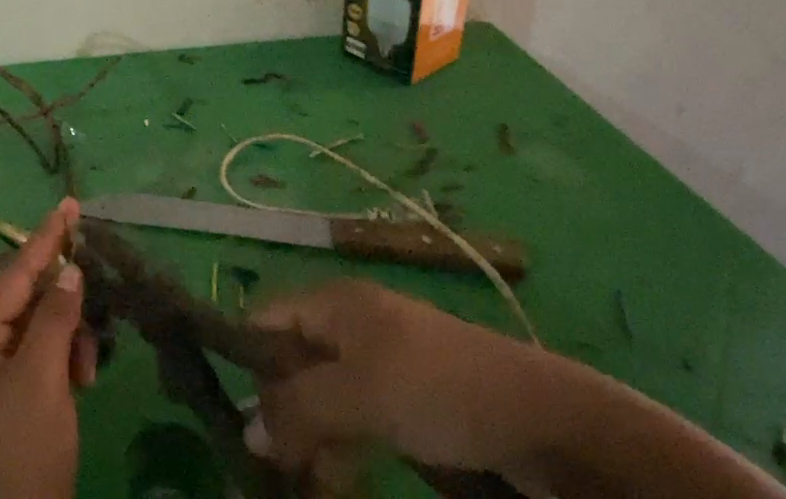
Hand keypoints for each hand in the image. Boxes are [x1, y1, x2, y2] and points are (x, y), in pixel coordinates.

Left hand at [0, 198, 97, 498]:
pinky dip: (61, 363)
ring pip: (37, 330)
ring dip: (67, 341)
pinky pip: (37, 360)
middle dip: (64, 307)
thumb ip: (54, 319)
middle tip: (93, 328)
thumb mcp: (40, 382)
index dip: (46, 238)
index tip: (70, 202)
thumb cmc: (20, 454)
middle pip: (26, 300)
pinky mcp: (5, 399)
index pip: (14, 273)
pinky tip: (80, 382)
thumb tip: (70, 268)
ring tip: (86, 373)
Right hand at [246, 280, 554, 481]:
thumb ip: (297, 408)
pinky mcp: (409, 397)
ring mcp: (383, 361)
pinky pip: (357, 416)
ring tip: (306, 482)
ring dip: (310, 437)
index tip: (241, 418)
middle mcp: (352, 324)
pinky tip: (339, 479)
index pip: (265, 320)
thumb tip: (248, 433)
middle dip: (280, 412)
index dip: (248, 363)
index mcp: (335, 304)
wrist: (544, 418)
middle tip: (276, 464)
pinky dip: (342, 445)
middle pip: (293, 362)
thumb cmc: (437, 389)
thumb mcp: (358, 395)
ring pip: (325, 395)